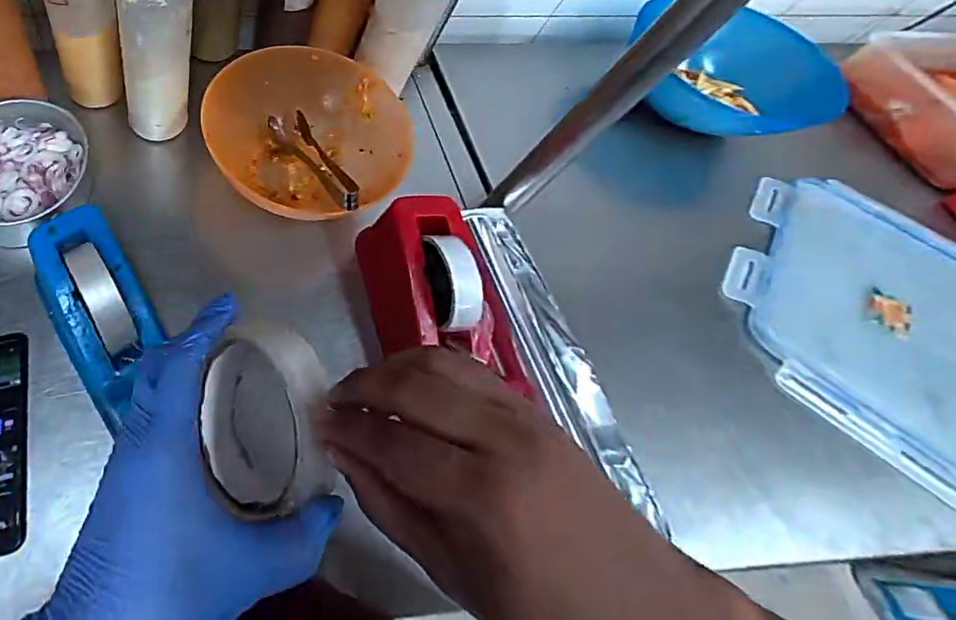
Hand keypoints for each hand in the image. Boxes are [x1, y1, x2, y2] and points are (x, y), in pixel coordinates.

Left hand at [36, 294, 343, 619]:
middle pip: (156, 367)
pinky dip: (169, 399)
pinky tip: (194, 428)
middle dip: (190, 342)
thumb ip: (298, 538)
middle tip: (225, 336)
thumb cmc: (170, 587)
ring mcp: (122, 457)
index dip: (203, 326)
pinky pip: (144, 416)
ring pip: (146, 390)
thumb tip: (331, 510)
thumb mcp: (247, 566)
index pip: (178, 360)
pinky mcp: (117, 479)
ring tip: (214, 373)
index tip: (226, 303)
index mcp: (163, 439)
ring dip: (177, 370)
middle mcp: (137, 437)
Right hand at [318, 348, 766, 619]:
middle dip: (362, 385)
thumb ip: (389, 506)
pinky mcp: (532, 405)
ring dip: (391, 366)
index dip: (348, 428)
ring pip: (437, 361)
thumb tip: (340, 453)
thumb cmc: (540, 606)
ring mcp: (522, 413)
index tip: (317, 421)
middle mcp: (502, 439)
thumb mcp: (453, 573)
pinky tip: (408, 384)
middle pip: (412, 385)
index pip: (393, 440)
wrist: (638, 599)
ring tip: (365, 387)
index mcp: (483, 496)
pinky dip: (426, 365)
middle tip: (334, 400)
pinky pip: (466, 366)